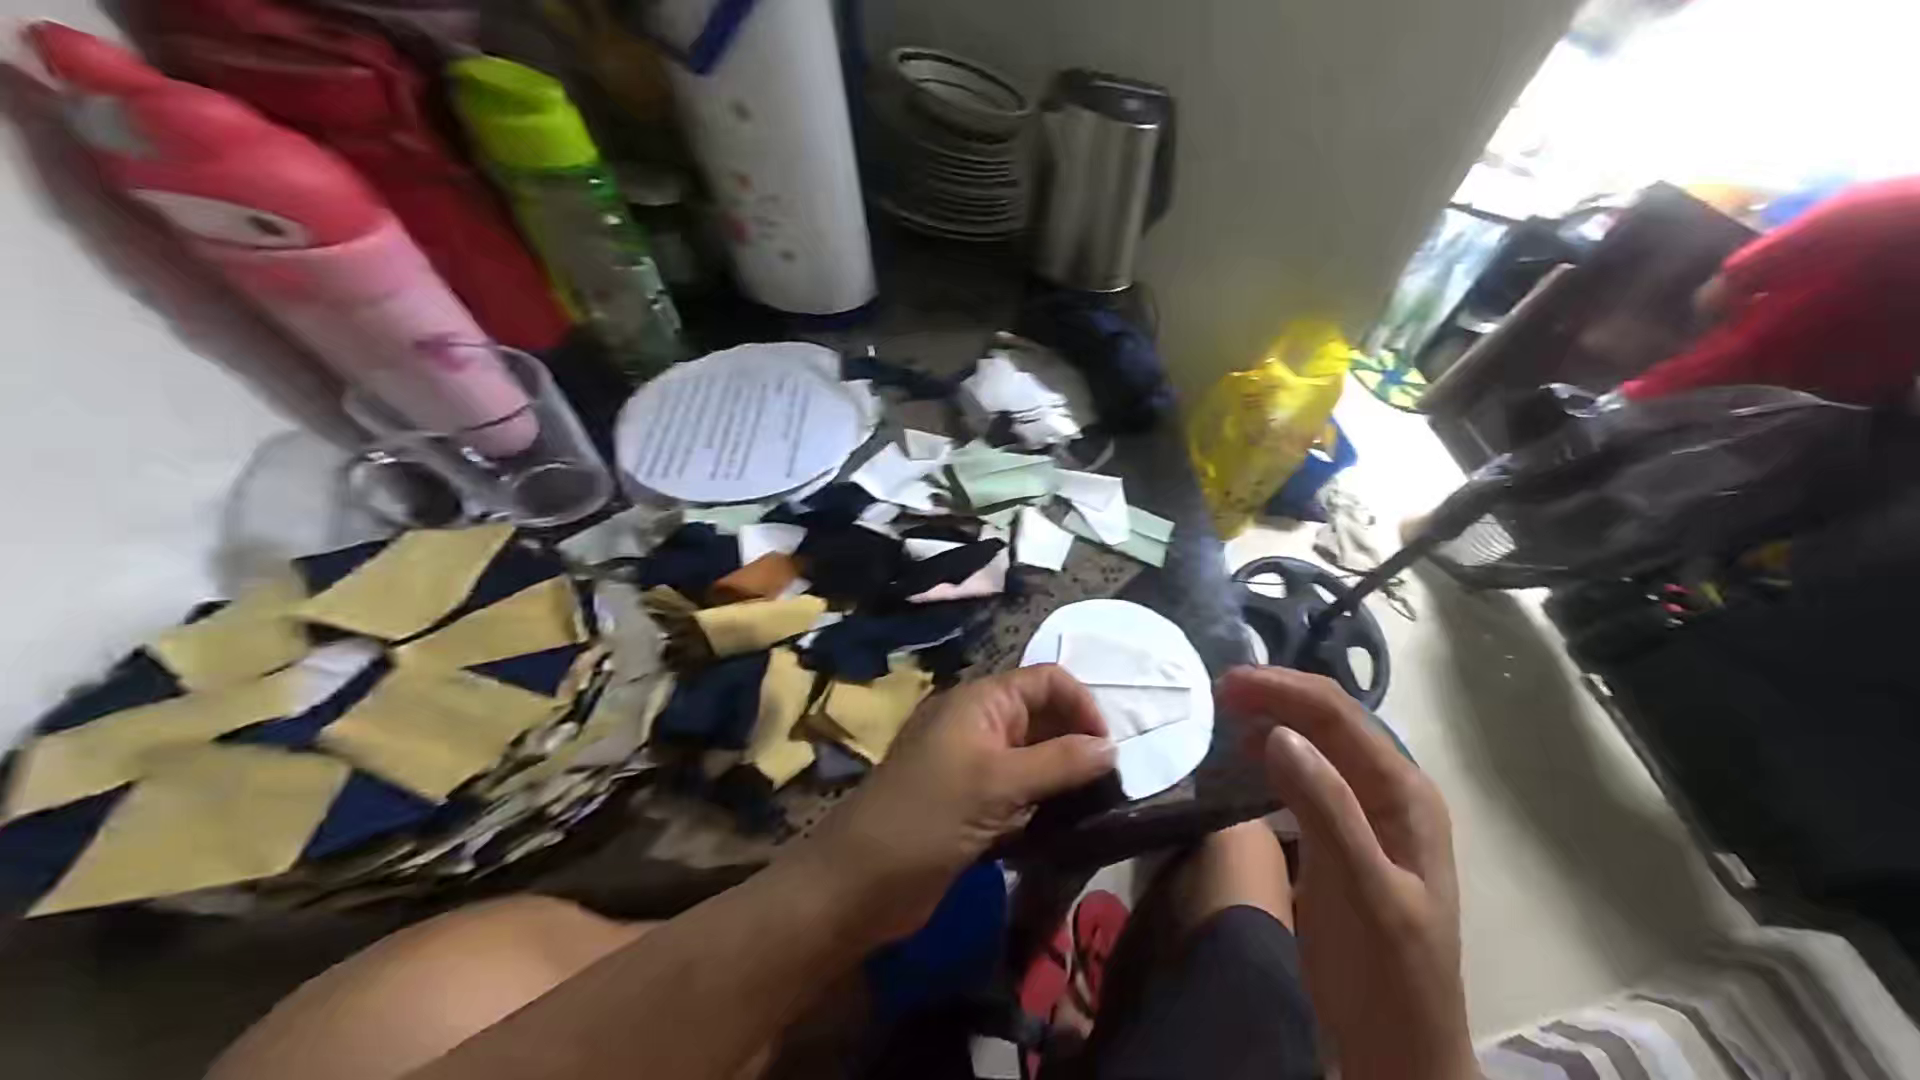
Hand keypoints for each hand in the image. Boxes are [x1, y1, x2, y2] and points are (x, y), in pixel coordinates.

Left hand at [790, 665, 1115, 943]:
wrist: (861, 880)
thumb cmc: (929, 816)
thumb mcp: (998, 784)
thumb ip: (1059, 762)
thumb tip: (1111, 747)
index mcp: (980, 701)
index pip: (1046, 680)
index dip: (1082, 705)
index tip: (1108, 750)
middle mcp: (979, 724)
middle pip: (1042, 715)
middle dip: (1076, 740)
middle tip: (1109, 782)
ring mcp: (974, 763)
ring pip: (1033, 755)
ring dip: (1063, 773)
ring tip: (1095, 803)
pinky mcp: (972, 801)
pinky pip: (1019, 788)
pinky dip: (1043, 799)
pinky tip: (1064, 822)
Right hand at [1219, 666, 1474, 1079]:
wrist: (1394, 1044)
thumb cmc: (1382, 970)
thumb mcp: (1358, 890)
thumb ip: (1325, 808)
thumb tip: (1278, 733)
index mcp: (1404, 793)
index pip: (1340, 715)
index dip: (1282, 689)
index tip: (1224, 684)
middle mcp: (1390, 789)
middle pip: (1329, 719)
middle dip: (1275, 695)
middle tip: (1216, 693)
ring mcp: (1367, 809)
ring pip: (1316, 741)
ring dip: (1272, 718)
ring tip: (1224, 713)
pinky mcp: (1341, 829)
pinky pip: (1306, 771)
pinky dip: (1273, 752)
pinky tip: (1244, 754)